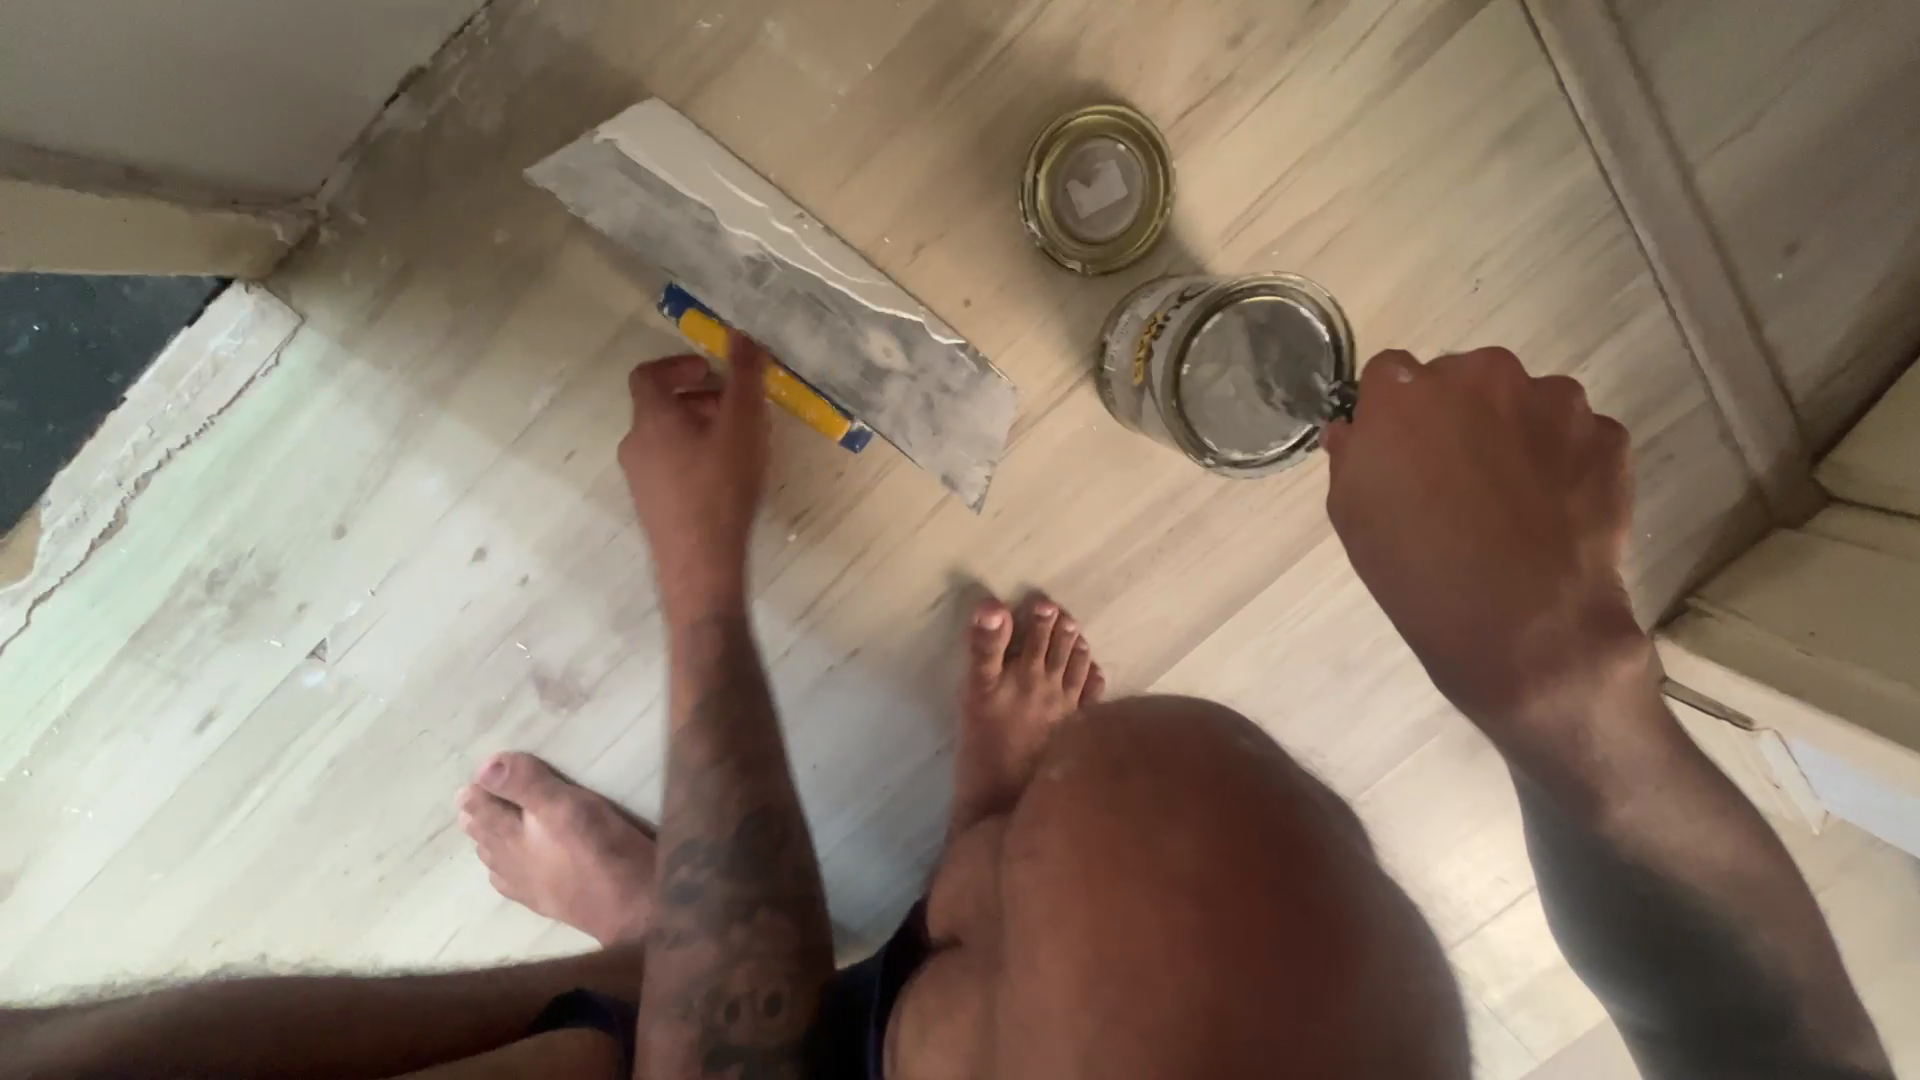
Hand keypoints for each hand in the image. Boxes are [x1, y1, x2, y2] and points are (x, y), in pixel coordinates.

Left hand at [618, 332, 769, 620]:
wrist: (699, 563)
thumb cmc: (721, 487)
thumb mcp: (743, 425)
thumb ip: (744, 376)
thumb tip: (742, 333)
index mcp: (652, 418)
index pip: (648, 375)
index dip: (678, 367)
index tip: (710, 372)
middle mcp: (636, 444)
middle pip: (659, 408)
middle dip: (697, 400)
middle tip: (734, 408)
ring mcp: (640, 480)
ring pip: (665, 440)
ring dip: (697, 430)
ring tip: (736, 445)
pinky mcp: (652, 508)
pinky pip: (669, 468)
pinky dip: (693, 459)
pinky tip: (725, 481)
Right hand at [1323, 348, 1650, 741]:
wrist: (1518, 618)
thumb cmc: (1410, 562)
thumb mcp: (1348, 510)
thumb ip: (1350, 453)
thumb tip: (1354, 430)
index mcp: (1406, 391)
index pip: (1389, 372)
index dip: (1389, 410)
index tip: (1392, 447)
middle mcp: (1481, 375)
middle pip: (1460, 376)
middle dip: (1452, 413)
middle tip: (1448, 472)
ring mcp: (1554, 401)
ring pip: (1521, 401)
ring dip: (1509, 429)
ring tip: (1505, 495)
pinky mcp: (1608, 435)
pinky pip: (1572, 435)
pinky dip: (1558, 460)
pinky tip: (1545, 509)